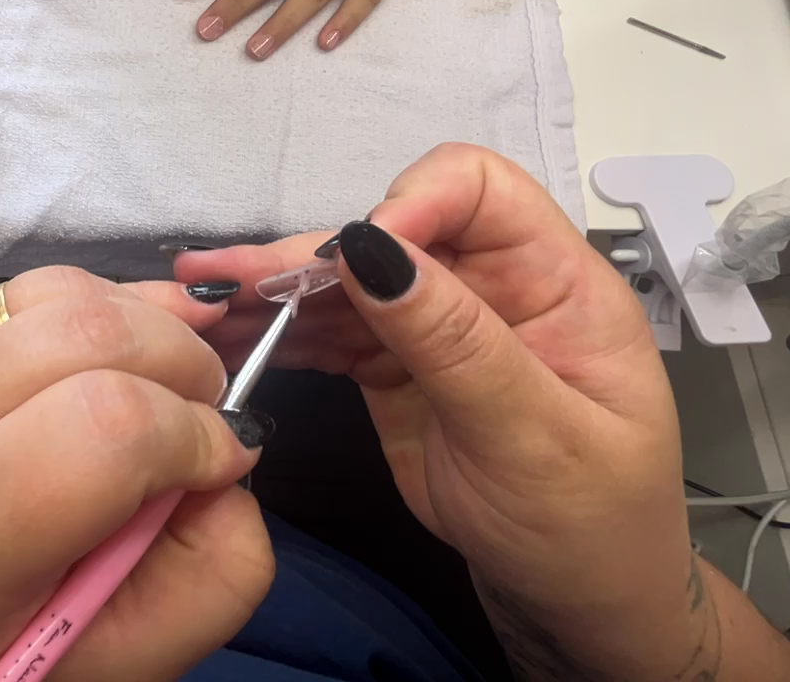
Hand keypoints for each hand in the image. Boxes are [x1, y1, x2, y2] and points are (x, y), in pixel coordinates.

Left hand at [0, 267, 272, 681]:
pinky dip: (104, 302)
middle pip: (82, 336)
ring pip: (62, 295)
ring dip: (146, 320)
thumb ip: (211, 574)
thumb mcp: (125, 656)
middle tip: (208, 402)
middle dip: (180, 357)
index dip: (189, 431)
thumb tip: (228, 457)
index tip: (222, 458)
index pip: (100, 429)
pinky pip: (34, 288)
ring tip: (172, 371)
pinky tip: (123, 346)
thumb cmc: (1, 642)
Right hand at [175, 145, 705, 671]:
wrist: (567, 599)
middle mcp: (480, 284)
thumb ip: (452, 340)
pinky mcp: (385, 358)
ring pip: (337, 281)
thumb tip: (371, 249)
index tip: (352, 253)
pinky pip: (322, 330)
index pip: (479, 190)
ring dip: (268, 291)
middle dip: (298, 254)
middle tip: (220, 276)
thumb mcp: (533, 437)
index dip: (413, 199)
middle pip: (379, 235)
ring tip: (201, 301)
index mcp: (549, 281)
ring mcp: (426, 321)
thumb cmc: (588, 526)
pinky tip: (230, 336)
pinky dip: (274, 333)